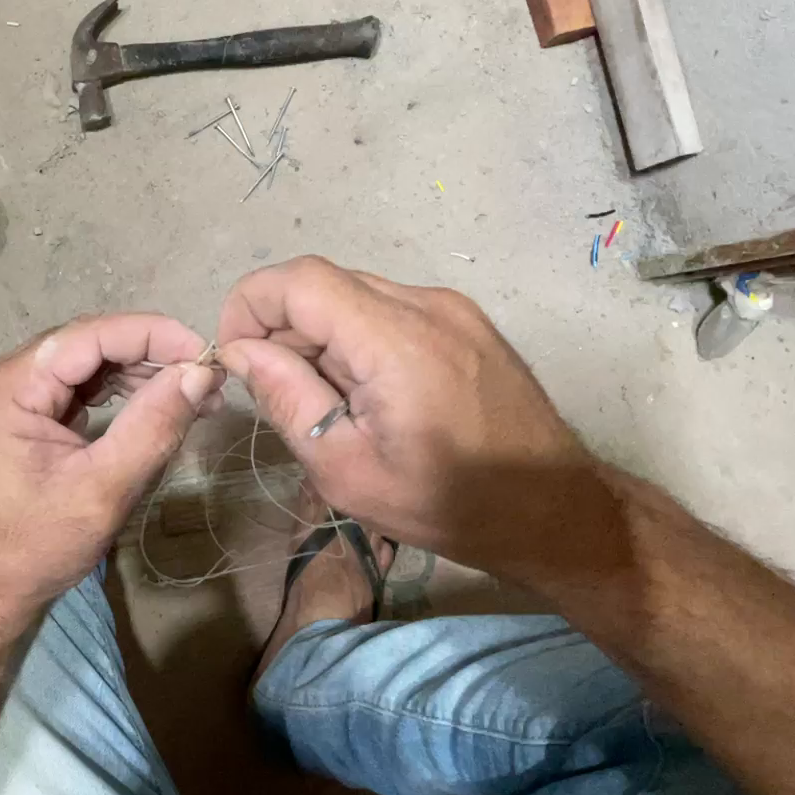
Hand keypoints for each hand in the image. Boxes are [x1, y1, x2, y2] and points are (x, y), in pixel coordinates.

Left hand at [0, 314, 224, 616]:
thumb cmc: (37, 547)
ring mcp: (10, 392)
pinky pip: (77, 384)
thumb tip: (201, 374)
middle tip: (207, 379)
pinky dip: (119, 389)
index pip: (88, 336)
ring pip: (86, 361)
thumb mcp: (103, 490)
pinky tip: (157, 400)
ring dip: (140, 372)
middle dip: (150, 355)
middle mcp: (2, 377)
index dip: (152, 334)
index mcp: (7, 387)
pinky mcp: (24, 410)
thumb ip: (152, 427)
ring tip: (193, 393)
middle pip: (87, 343)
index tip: (205, 352)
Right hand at [215, 257, 624, 593]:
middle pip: (322, 283)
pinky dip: (351, 337)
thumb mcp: (346, 470)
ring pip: (350, 294)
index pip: (298, 280)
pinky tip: (362, 391)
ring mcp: (450, 308)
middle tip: (276, 392)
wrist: (557, 513)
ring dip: (315, 335)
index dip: (250, 306)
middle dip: (279, 328)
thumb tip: (240, 352)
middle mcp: (425, 305)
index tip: (237, 359)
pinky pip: (383, 309)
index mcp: (396, 341)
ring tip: (324, 399)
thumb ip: (287, 399)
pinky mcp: (462, 320)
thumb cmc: (448, 505)